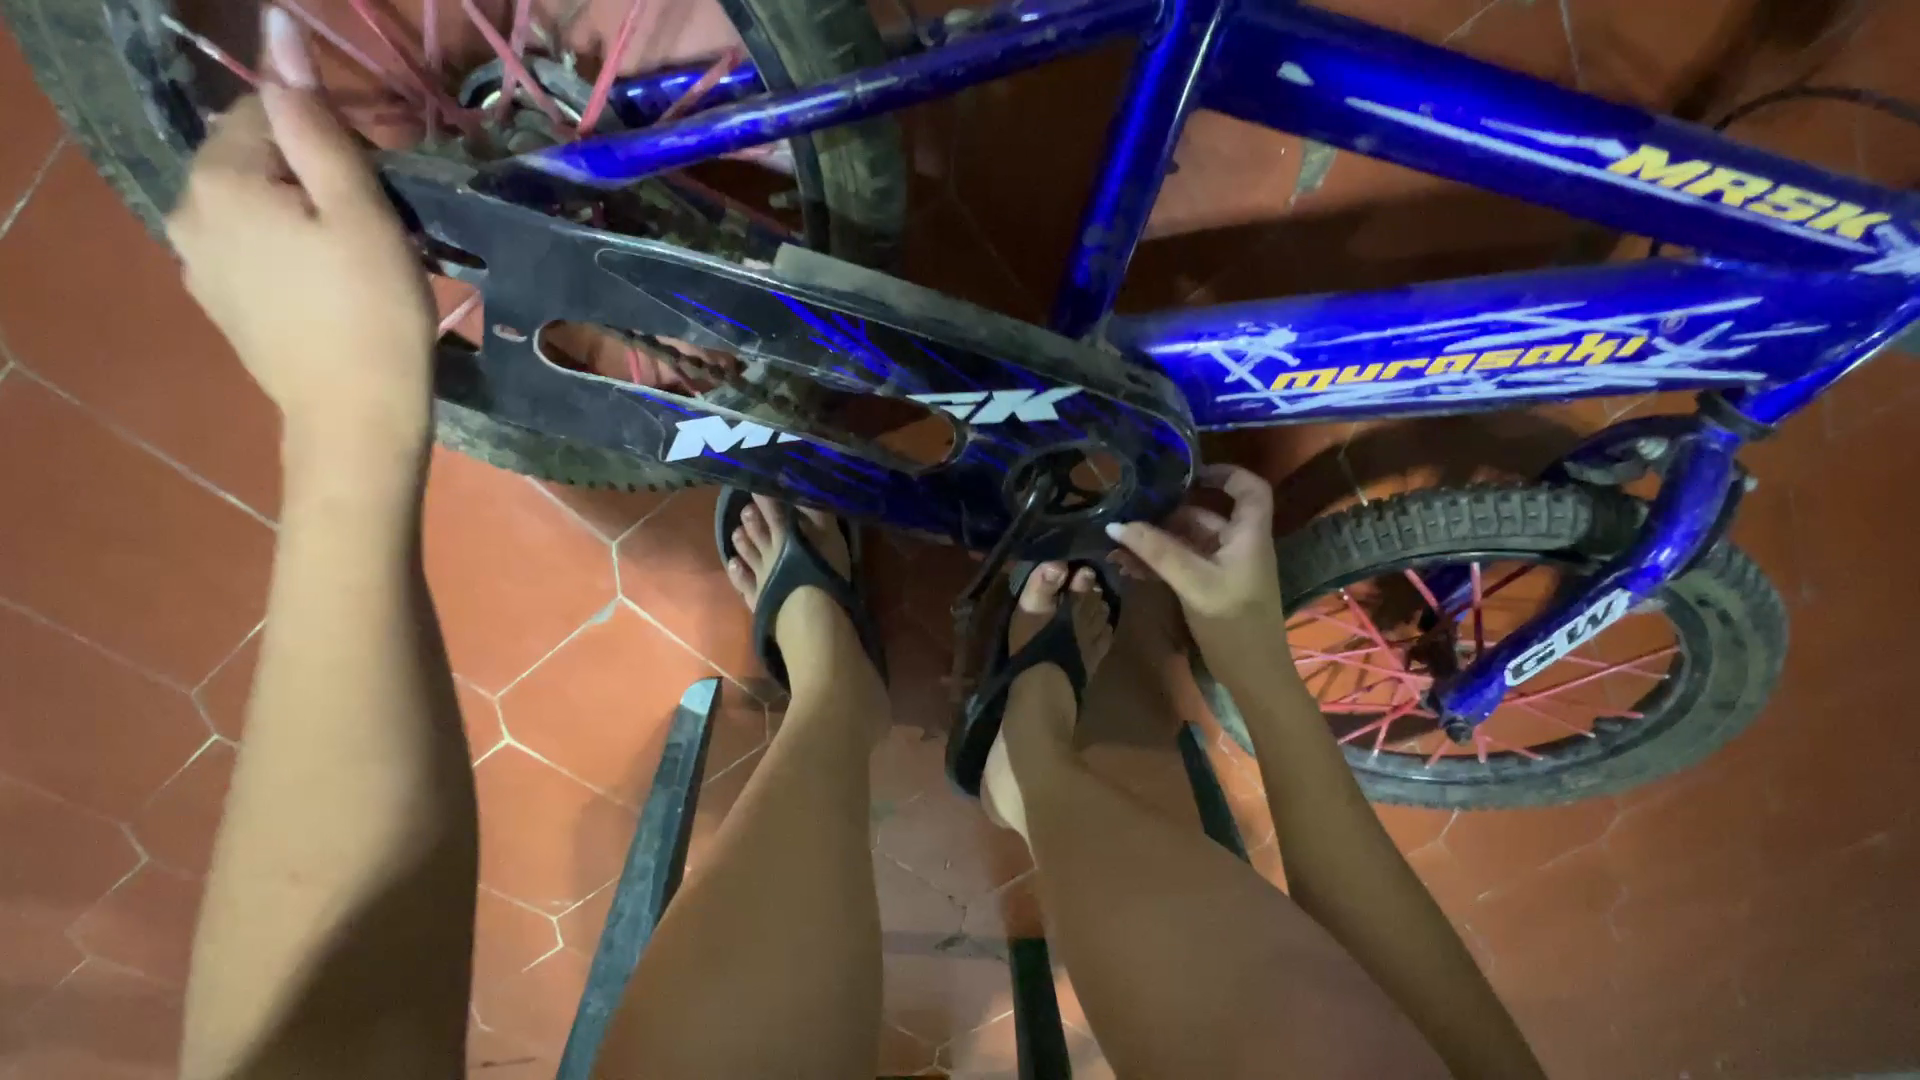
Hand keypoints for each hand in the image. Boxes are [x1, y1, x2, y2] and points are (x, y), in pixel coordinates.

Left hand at [166, 6, 433, 452]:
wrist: (357, 416)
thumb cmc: (375, 313)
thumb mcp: (361, 213)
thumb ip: (316, 124)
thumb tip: (279, 32)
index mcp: (221, 179)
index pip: (262, 112)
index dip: (328, 138)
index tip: (380, 186)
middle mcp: (188, 210)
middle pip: (252, 160)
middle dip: (310, 177)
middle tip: (378, 227)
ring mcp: (197, 262)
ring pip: (252, 209)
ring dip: (299, 217)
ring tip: (358, 262)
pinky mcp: (219, 302)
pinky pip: (251, 252)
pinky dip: (288, 256)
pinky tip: (330, 292)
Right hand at [1105, 464, 1291, 681]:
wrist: (1252, 675)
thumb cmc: (1234, 623)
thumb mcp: (1193, 583)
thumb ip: (1156, 552)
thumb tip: (1116, 524)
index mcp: (1248, 535)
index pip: (1248, 488)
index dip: (1224, 473)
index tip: (1186, 472)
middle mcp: (1238, 545)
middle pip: (1205, 514)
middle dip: (1167, 513)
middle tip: (1130, 510)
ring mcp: (1223, 568)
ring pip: (1187, 542)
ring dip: (1155, 541)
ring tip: (1118, 544)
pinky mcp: (1210, 588)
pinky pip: (1182, 565)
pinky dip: (1158, 563)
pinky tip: (1127, 567)